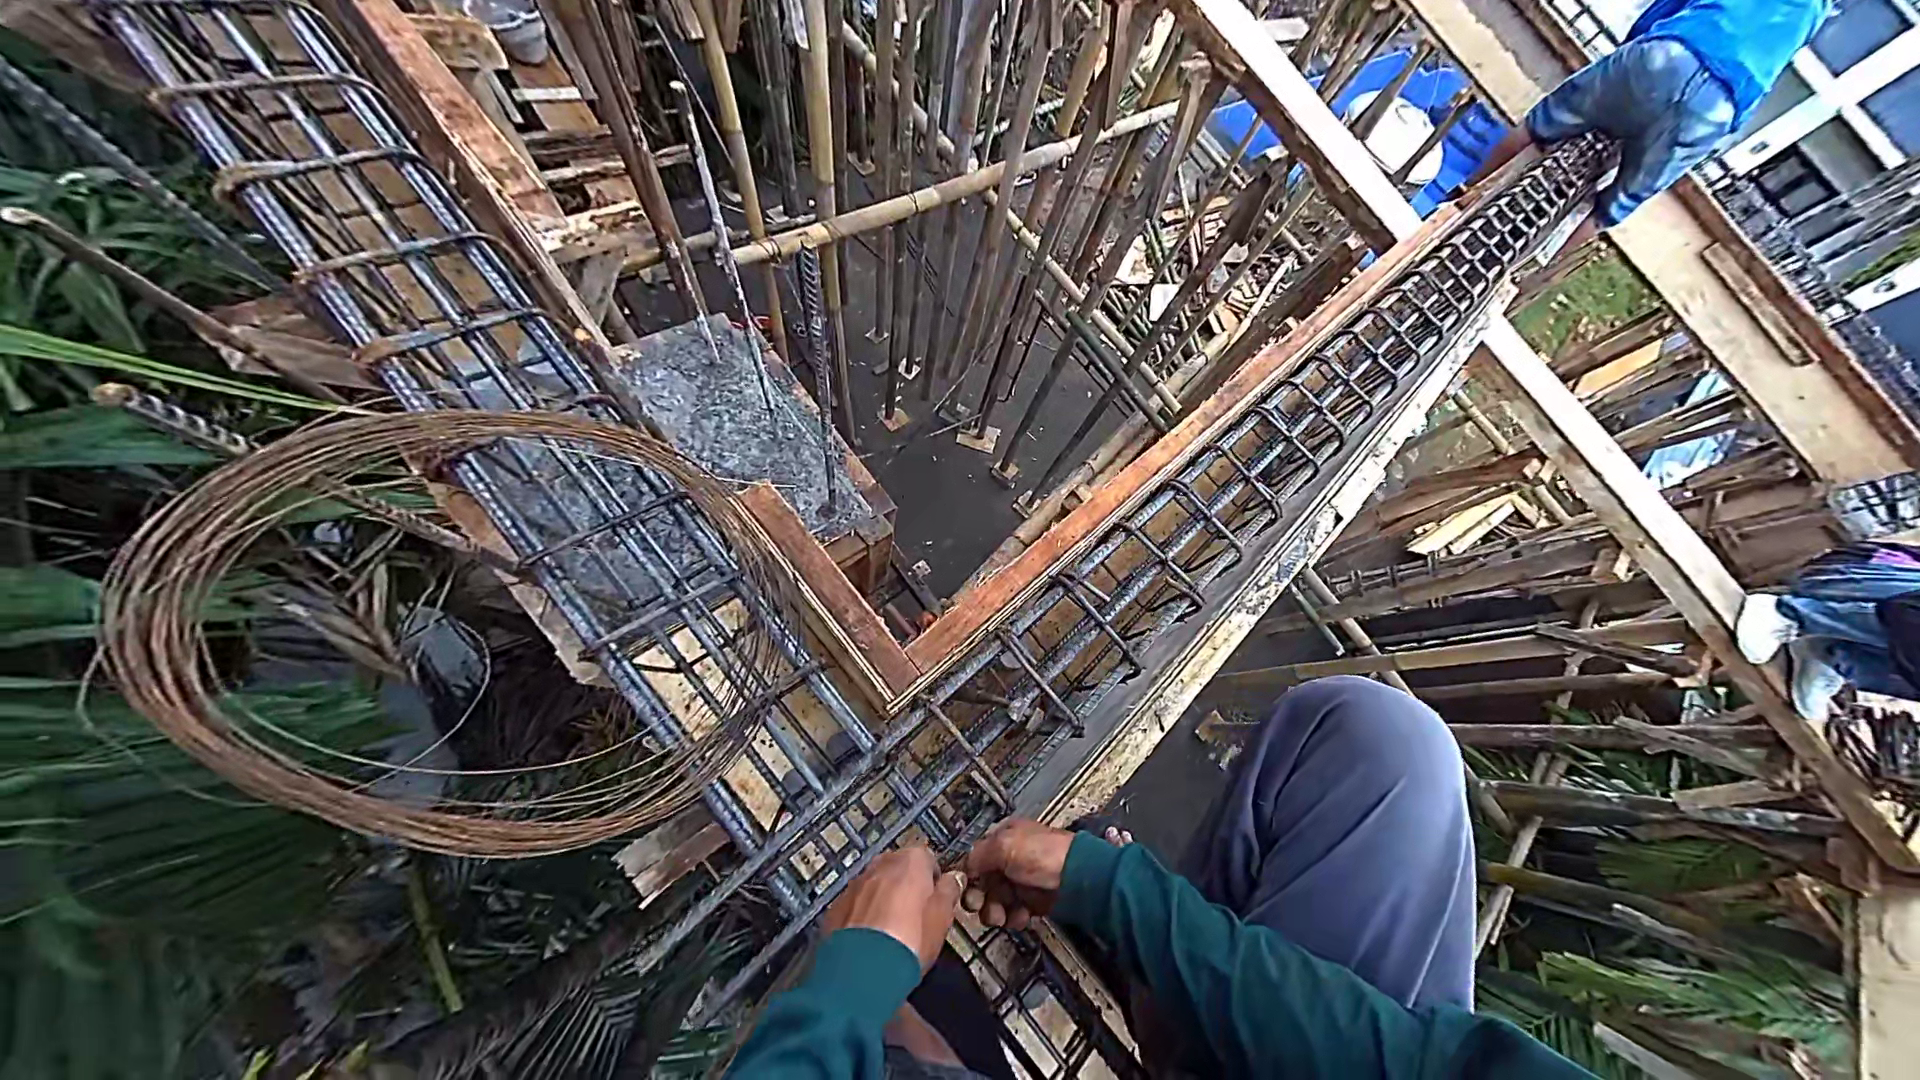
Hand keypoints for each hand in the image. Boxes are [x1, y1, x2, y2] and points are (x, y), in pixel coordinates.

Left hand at [825, 845, 963, 970]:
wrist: (859, 973)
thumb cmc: (910, 942)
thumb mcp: (942, 919)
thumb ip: (949, 892)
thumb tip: (954, 878)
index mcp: (910, 860)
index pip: (928, 858)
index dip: (933, 881)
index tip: (936, 903)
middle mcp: (881, 863)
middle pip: (900, 869)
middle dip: (906, 887)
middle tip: (914, 919)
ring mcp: (855, 883)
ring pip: (876, 885)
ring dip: (883, 900)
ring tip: (890, 933)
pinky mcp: (836, 905)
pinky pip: (856, 904)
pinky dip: (862, 915)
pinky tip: (868, 941)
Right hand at [960, 817, 1074, 929]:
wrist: (1077, 879)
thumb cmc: (1045, 854)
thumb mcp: (1004, 846)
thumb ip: (979, 854)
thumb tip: (963, 866)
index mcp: (1004, 837)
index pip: (975, 857)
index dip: (968, 875)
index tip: (964, 890)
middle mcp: (1011, 858)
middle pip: (983, 883)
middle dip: (980, 897)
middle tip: (981, 904)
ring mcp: (1022, 880)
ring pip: (996, 900)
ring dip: (996, 911)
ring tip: (1003, 914)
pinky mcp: (1033, 901)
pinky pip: (1013, 912)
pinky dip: (1014, 917)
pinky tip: (1020, 915)